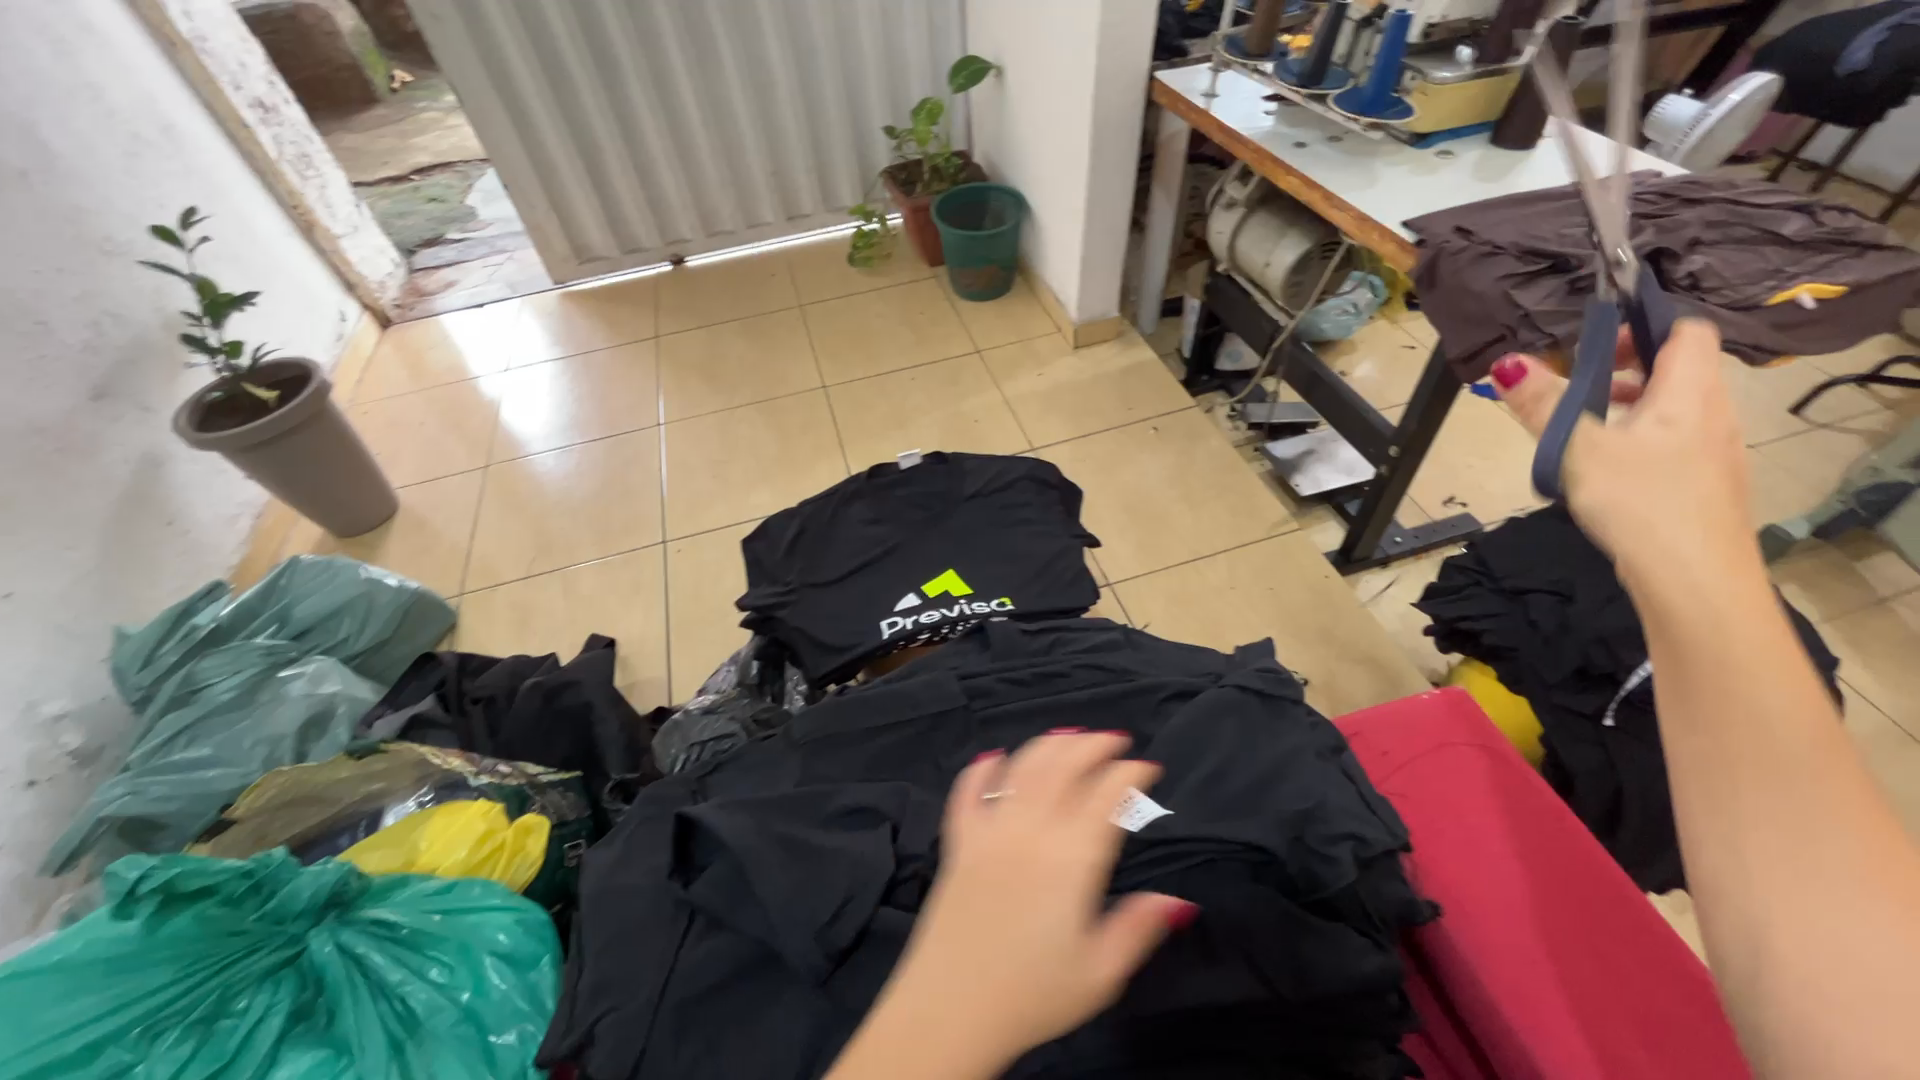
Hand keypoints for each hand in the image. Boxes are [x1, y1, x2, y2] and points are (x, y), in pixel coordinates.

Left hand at [829, 731, 1195, 1079]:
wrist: (949, 1010)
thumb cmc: (1032, 995)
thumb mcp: (1100, 973)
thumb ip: (1138, 928)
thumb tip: (1178, 899)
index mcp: (1071, 859)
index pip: (1106, 796)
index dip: (1130, 775)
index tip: (1148, 769)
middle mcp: (1029, 832)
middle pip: (1063, 768)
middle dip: (1093, 746)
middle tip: (1115, 740)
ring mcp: (988, 833)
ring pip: (1020, 770)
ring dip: (1047, 746)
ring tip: (1068, 736)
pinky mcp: (957, 844)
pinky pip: (966, 794)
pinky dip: (980, 771)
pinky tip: (993, 757)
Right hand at [1491, 318, 1753, 582]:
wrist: (1695, 580)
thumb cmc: (1639, 501)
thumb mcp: (1576, 448)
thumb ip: (1541, 404)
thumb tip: (1506, 362)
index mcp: (1690, 392)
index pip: (1687, 331)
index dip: (1641, 327)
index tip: (1592, 349)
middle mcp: (1715, 413)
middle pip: (1679, 369)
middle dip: (1625, 370)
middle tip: (1576, 390)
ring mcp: (1717, 452)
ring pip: (1675, 409)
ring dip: (1630, 408)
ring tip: (1584, 434)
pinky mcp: (1708, 486)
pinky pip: (1676, 443)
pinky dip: (1642, 440)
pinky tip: (1609, 475)